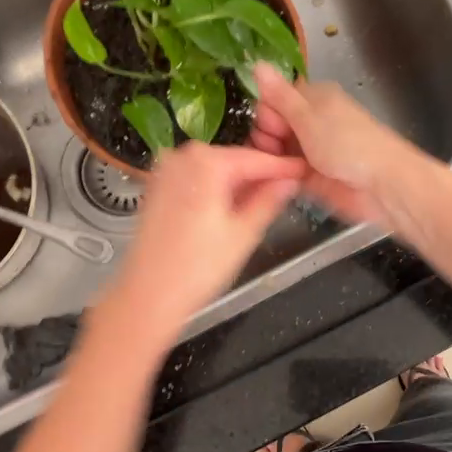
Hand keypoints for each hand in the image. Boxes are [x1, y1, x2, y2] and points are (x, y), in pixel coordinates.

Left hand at [102, 143, 304, 336]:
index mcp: (206, 163)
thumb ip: (268, 202)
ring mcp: (166, 172)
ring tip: (264, 201)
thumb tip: (287, 183)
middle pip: (233, 161)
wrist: (150, 294)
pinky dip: (216, 189)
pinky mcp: (158, 188)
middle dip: (259, 175)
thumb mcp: (244, 234)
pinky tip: (232, 208)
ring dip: (238, 184)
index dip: (282, 167)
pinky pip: (196, 180)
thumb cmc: (196, 269)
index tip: (302, 170)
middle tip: (287, 187)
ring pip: (214, 171)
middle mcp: (182, 158)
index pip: (255, 158)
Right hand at [248, 63, 440, 227]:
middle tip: (274, 149)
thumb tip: (257, 63)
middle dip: (267, 137)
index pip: (275, 99)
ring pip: (279, 151)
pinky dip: (281, 176)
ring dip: (272, 158)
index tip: (270, 128)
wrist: (381, 185)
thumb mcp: (309, 116)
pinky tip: (277, 181)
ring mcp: (313, 151)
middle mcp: (312, 122)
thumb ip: (280, 96)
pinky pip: (288, 173)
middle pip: (274, 126)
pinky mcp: (314, 178)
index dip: (267, 113)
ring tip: (277, 168)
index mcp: (313, 99)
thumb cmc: (348, 145)